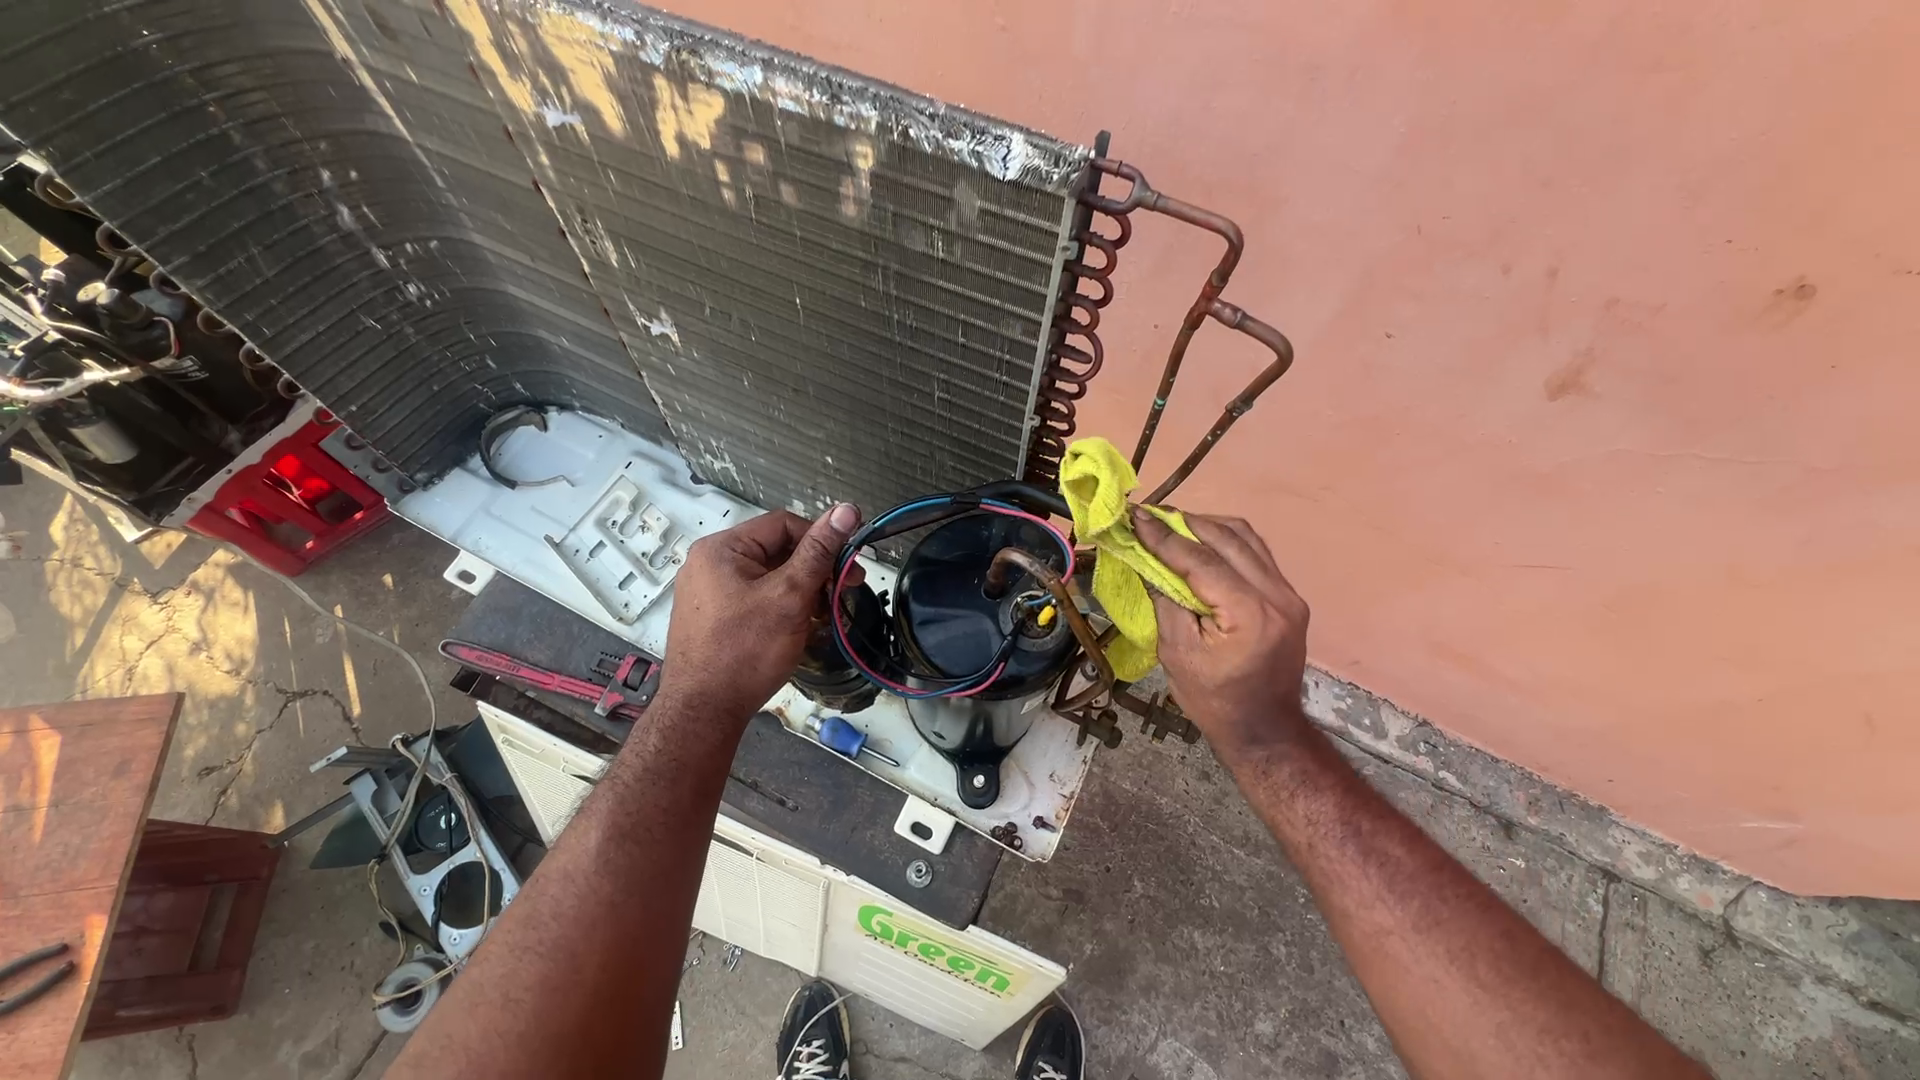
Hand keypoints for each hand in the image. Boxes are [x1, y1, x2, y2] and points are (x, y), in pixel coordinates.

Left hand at [653, 504, 860, 726]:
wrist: (703, 712)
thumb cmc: (746, 651)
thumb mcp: (790, 597)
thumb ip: (819, 552)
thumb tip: (846, 509)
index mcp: (722, 549)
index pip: (784, 525)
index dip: (821, 541)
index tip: (849, 568)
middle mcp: (709, 563)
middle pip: (775, 550)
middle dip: (814, 569)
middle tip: (844, 593)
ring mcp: (708, 592)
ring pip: (768, 576)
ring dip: (802, 590)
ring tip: (824, 615)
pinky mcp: (712, 617)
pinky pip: (754, 598)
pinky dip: (782, 606)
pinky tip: (800, 626)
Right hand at [1133, 509, 1312, 759]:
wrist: (1264, 729)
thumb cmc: (1214, 700)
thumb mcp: (1177, 653)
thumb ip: (1164, 601)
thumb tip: (1145, 560)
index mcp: (1249, 614)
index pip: (1201, 560)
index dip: (1165, 537)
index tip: (1135, 517)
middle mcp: (1277, 596)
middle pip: (1228, 538)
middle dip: (1185, 522)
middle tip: (1149, 516)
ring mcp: (1289, 594)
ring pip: (1246, 538)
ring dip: (1207, 526)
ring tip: (1172, 524)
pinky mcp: (1289, 598)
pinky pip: (1256, 553)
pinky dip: (1226, 540)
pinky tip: (1201, 542)